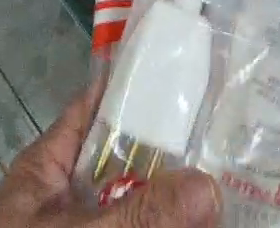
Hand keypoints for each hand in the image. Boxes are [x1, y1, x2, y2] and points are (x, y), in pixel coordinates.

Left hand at [0, 85, 220, 227]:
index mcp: (46, 170)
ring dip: (176, 201)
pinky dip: (166, 225)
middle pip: (126, 163)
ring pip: (136, 208)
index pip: (93, 108)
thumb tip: (212, 186)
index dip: (135, 85)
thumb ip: (140, 213)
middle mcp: (66, 200)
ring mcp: (83, 226)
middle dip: (173, 155)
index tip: (188, 69)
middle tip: (229, 136)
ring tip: (233, 185)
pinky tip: (205, 222)